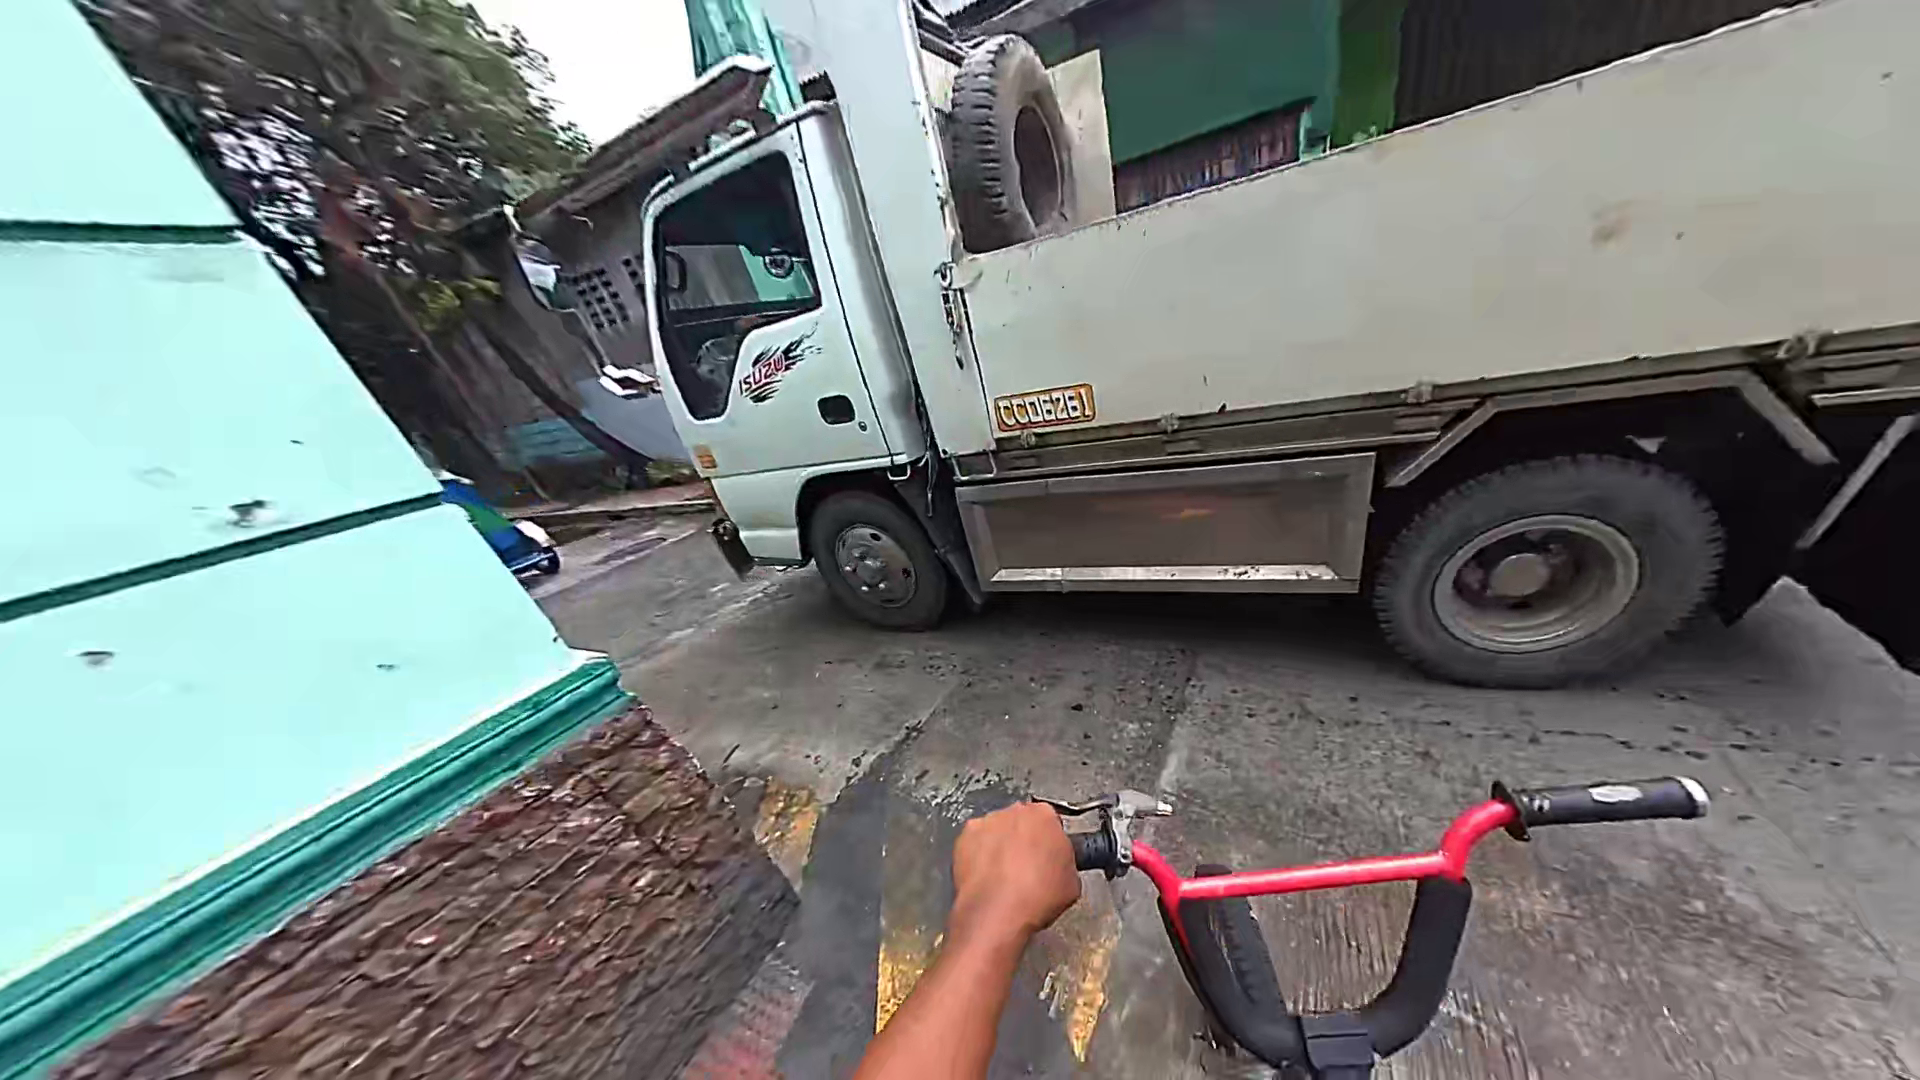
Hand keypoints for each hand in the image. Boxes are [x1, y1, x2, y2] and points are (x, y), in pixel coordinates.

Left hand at [947, 802, 1080, 948]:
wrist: (997, 912)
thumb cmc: (1037, 897)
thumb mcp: (1072, 883)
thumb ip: (1066, 860)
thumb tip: (1058, 862)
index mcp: (1044, 816)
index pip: (1049, 820)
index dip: (1048, 840)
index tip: (1047, 857)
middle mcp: (1015, 811)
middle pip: (1021, 821)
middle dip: (1023, 839)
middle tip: (1026, 868)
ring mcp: (988, 821)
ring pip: (997, 830)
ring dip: (1000, 846)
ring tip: (1002, 876)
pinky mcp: (966, 835)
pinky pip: (976, 841)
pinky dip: (978, 854)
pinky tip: (985, 876)